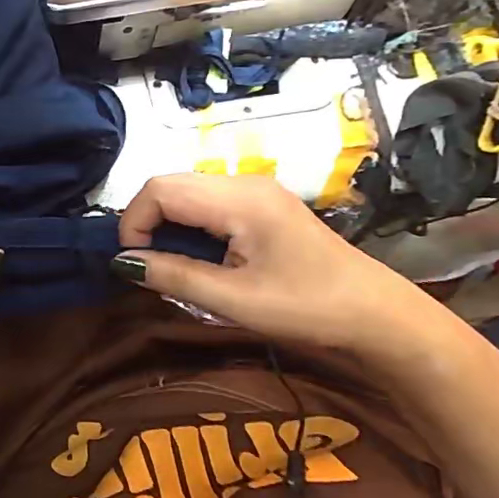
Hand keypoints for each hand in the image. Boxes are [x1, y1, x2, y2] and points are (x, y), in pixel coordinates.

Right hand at [114, 174, 451, 363]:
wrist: (376, 314)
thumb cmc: (307, 308)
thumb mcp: (232, 299)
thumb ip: (172, 276)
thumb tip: (122, 262)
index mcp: (239, 200)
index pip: (159, 189)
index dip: (134, 222)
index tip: (135, 263)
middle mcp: (244, 183)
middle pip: (169, 185)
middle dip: (146, 222)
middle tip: (150, 266)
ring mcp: (255, 190)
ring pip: (185, 192)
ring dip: (166, 225)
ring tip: (174, 265)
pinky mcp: (261, 204)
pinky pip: (205, 203)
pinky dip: (187, 226)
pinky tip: (199, 257)